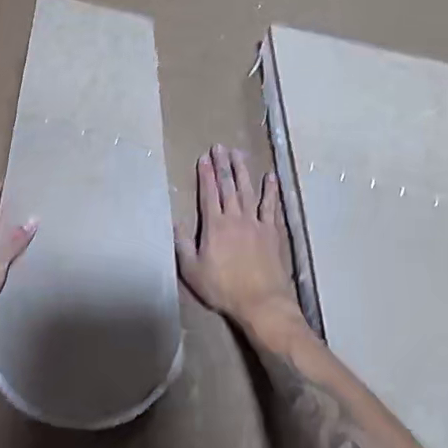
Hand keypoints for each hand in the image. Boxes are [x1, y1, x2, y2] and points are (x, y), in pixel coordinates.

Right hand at [175, 144, 302, 325]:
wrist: (261, 301)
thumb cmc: (222, 288)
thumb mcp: (192, 270)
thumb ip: (183, 244)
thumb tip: (175, 223)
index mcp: (214, 226)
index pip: (208, 194)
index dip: (206, 175)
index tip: (204, 158)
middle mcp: (235, 218)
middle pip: (228, 186)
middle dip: (223, 166)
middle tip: (220, 147)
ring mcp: (256, 223)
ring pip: (248, 191)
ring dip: (243, 171)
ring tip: (239, 154)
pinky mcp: (272, 232)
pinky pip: (271, 206)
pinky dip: (270, 191)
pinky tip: (270, 178)